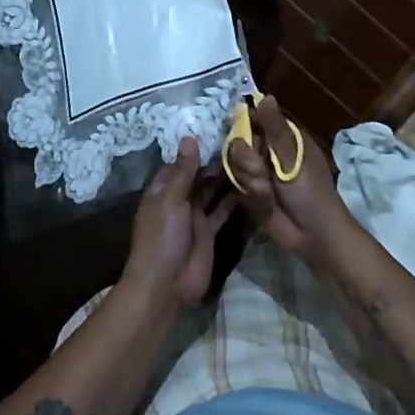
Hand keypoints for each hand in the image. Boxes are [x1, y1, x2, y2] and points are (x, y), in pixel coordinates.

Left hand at [122, 138, 236, 307]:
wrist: (166, 285)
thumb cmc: (162, 238)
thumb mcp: (171, 200)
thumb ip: (183, 171)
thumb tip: (189, 137)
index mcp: (163, 191)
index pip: (180, 163)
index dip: (197, 148)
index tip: (219, 129)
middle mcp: (179, 200)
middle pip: (198, 176)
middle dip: (215, 161)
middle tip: (242, 140)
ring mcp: (195, 217)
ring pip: (212, 191)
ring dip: (227, 177)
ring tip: (250, 156)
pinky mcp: (209, 231)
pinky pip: (223, 210)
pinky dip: (234, 199)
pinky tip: (252, 183)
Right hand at [226, 96, 355, 262]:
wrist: (313, 234)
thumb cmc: (310, 190)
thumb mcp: (292, 157)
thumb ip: (275, 130)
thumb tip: (265, 97)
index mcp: (285, 137)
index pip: (256, 119)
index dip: (242, 122)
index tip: (231, 126)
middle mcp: (269, 151)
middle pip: (240, 143)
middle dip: (246, 159)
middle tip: (260, 171)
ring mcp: (260, 172)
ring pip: (237, 166)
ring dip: (250, 180)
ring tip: (267, 191)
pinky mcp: (251, 193)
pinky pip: (239, 187)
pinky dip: (251, 195)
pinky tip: (265, 203)